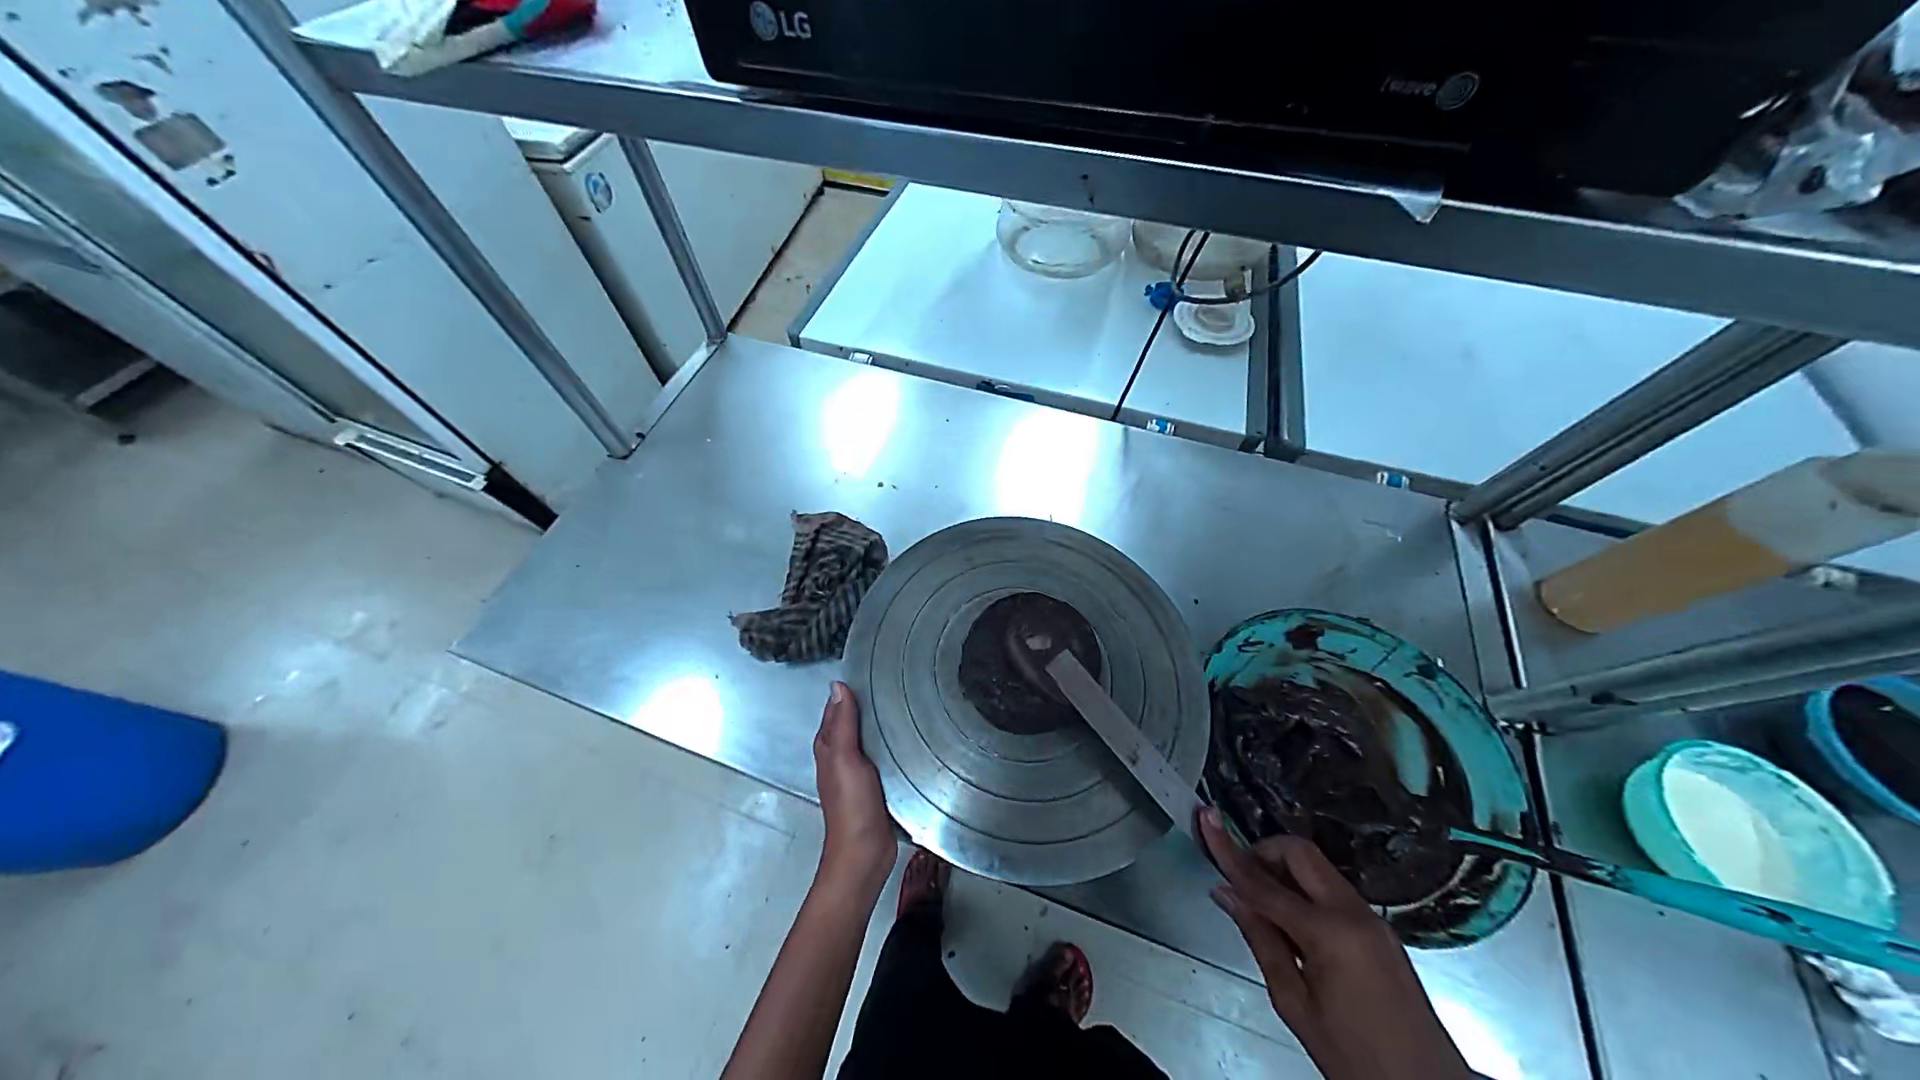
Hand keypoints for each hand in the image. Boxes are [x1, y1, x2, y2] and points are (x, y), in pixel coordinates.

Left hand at [813, 681, 896, 889]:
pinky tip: (911, 736)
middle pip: (856, 720)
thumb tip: (837, 686)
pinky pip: (886, 754)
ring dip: (885, 722)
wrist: (865, 853)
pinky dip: (895, 742)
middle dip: (871, 701)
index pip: (838, 707)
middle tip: (898, 680)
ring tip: (908, 701)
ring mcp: (860, 770)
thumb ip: (843, 723)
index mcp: (829, 746)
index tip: (874, 667)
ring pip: (872, 736)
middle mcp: (841, 755)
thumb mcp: (845, 758)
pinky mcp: (878, 783)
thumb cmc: (851, 806)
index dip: (851, 688)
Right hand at [1198, 807, 1471, 1079]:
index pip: (1264, 881)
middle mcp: (1356, 913)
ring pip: (1317, 869)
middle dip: (1262, 852)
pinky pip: (1333, 892)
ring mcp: (1374, 919)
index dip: (1228, 850)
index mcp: (1330, 932)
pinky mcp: (1381, 930)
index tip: (1207, 818)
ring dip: (1283, 872)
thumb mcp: (1294, 1003)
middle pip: (1299, 853)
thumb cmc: (1356, 1057)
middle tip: (1238, 878)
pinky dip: (1304, 893)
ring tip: (1261, 909)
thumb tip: (1227, 894)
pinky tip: (1290, 925)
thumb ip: (1260, 939)